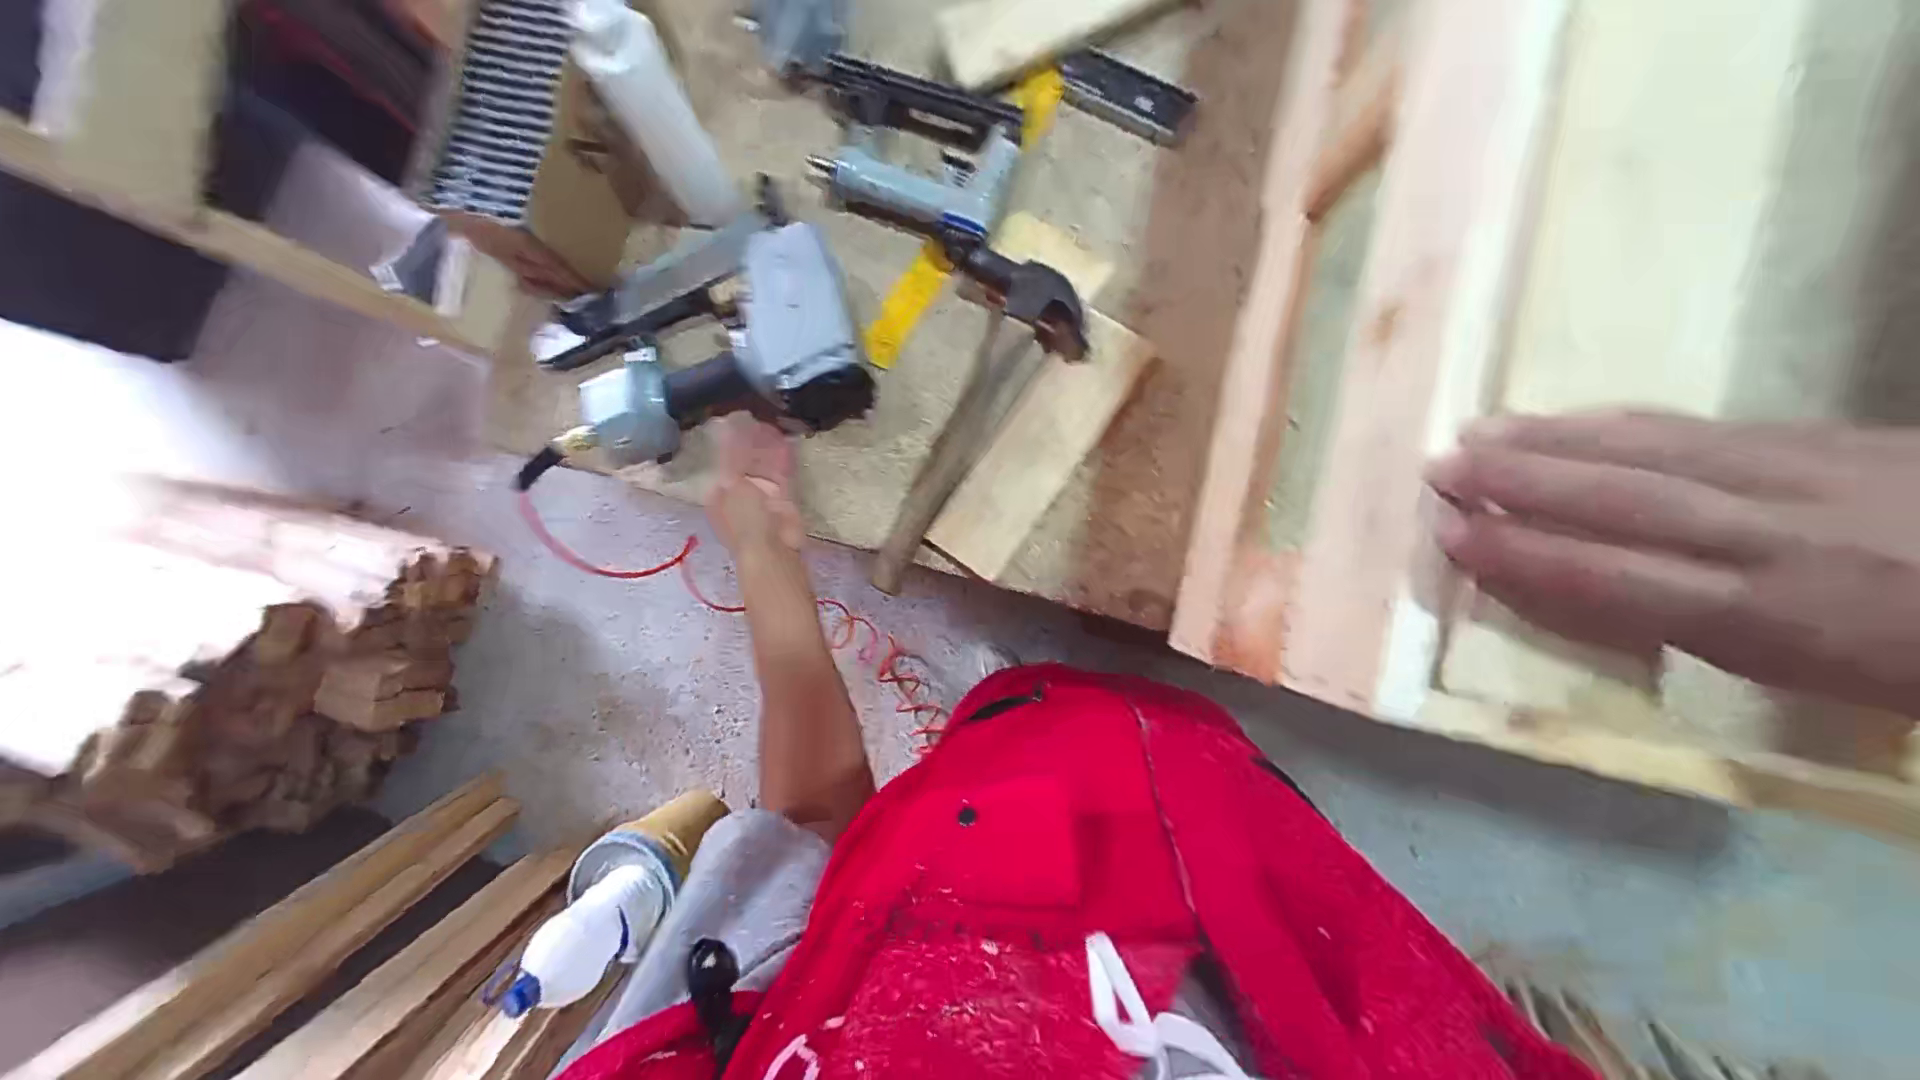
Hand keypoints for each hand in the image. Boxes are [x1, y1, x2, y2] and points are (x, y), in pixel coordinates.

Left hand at [705, 414, 803, 554]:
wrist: (773, 549)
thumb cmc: (744, 518)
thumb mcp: (731, 482)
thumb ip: (731, 453)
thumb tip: (725, 423)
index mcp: (718, 493)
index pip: (722, 462)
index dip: (730, 443)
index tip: (738, 422)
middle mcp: (738, 494)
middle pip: (745, 463)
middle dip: (751, 444)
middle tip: (758, 420)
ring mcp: (762, 497)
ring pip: (764, 467)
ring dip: (768, 449)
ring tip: (772, 425)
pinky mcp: (783, 499)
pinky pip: (782, 474)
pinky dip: (783, 460)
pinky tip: (785, 442)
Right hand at [1426, 411, 1919, 714]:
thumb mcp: (1823, 679)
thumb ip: (1701, 629)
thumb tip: (1584, 587)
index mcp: (1780, 615)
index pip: (1611, 579)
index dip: (1521, 554)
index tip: (1450, 534)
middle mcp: (1780, 537)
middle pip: (1622, 499)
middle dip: (1520, 480)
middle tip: (1440, 464)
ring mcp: (1814, 477)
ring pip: (1656, 450)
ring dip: (1555, 437)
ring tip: (1480, 428)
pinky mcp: (1841, 439)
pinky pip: (1709, 427)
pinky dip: (1625, 421)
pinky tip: (1578, 415)